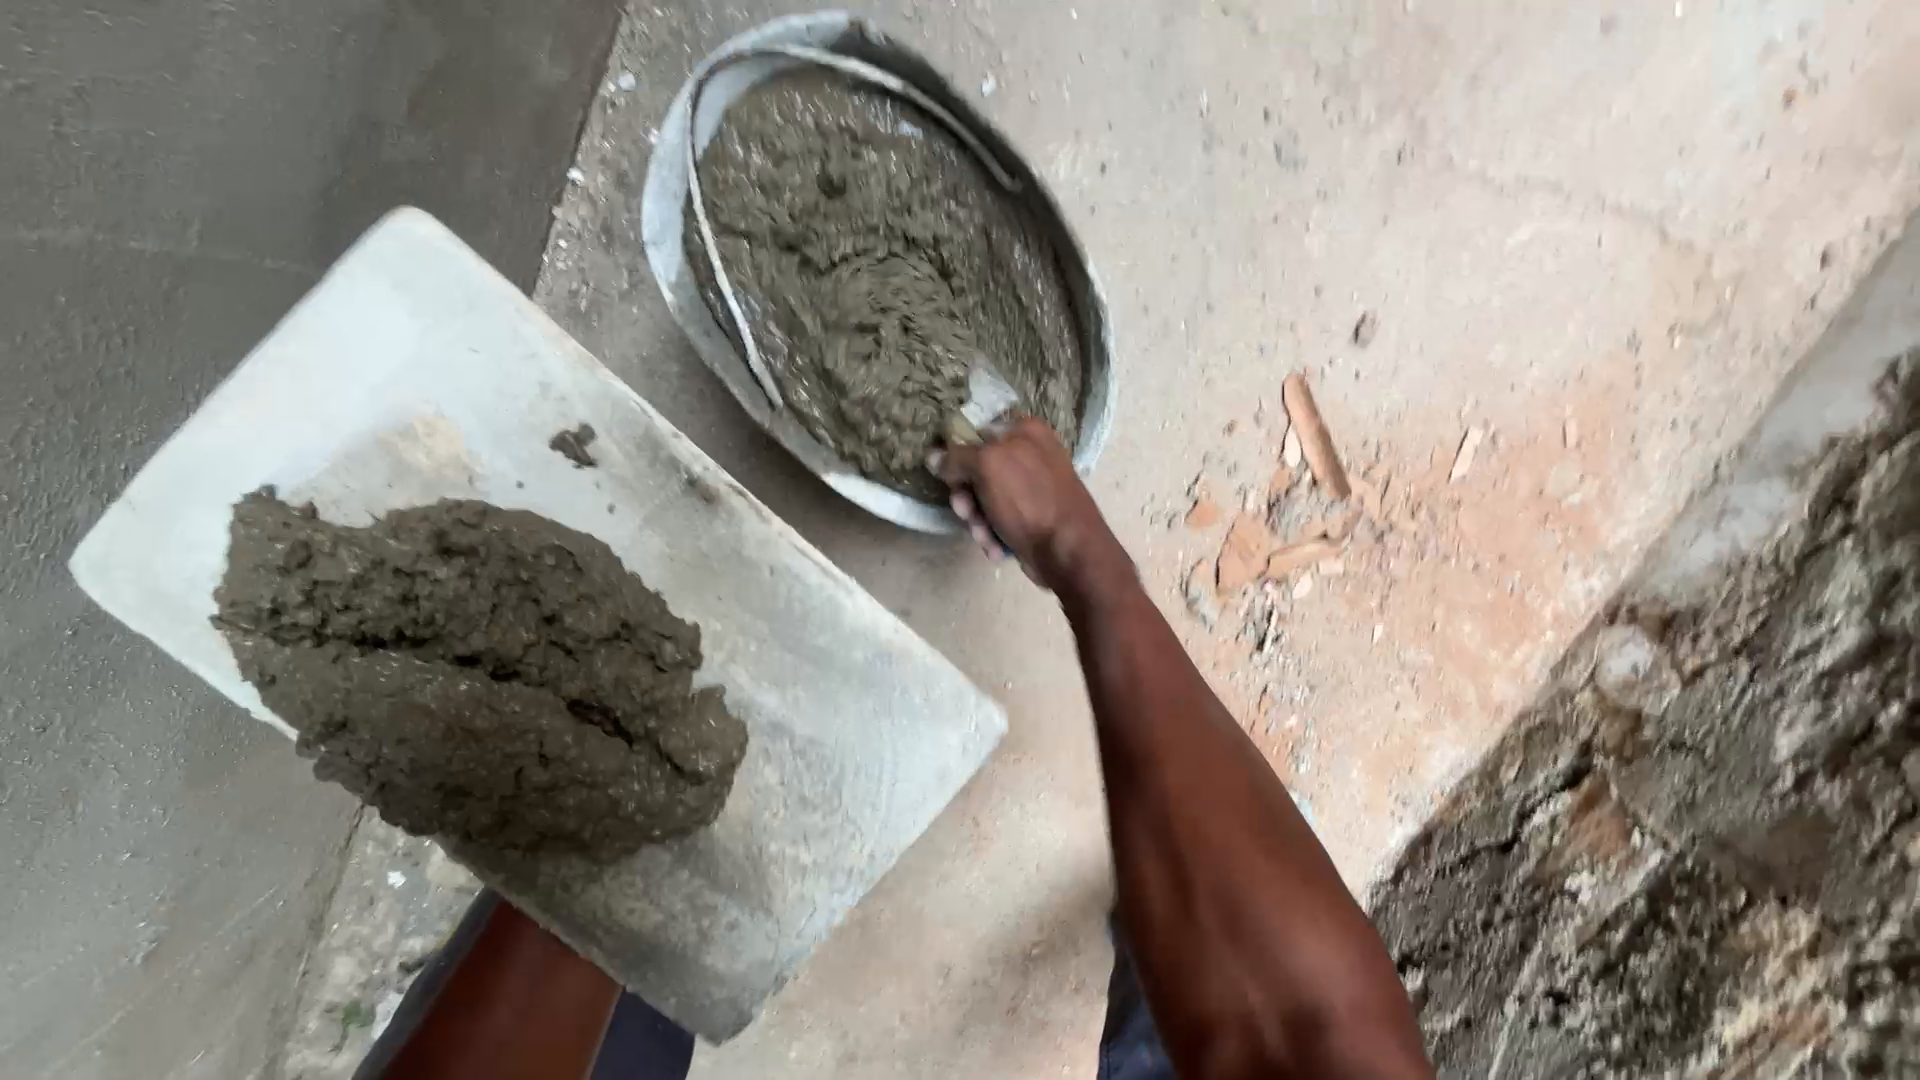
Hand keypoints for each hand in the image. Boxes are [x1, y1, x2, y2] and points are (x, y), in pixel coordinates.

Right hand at [930, 416, 1132, 599]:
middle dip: (967, 497)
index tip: (950, 477)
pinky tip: (997, 547)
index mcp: (1024, 431)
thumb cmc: (1029, 500)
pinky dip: (992, 535)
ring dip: (977, 521)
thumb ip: (957, 457)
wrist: (1067, 551)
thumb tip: (934, 457)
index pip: (977, 433)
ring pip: (984, 500)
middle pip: (977, 471)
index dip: (959, 456)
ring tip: (985, 535)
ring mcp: (1031, 488)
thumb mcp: (988, 466)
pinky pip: (998, 520)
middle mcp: (1029, 455)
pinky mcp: (1031, 517)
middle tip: (967, 512)